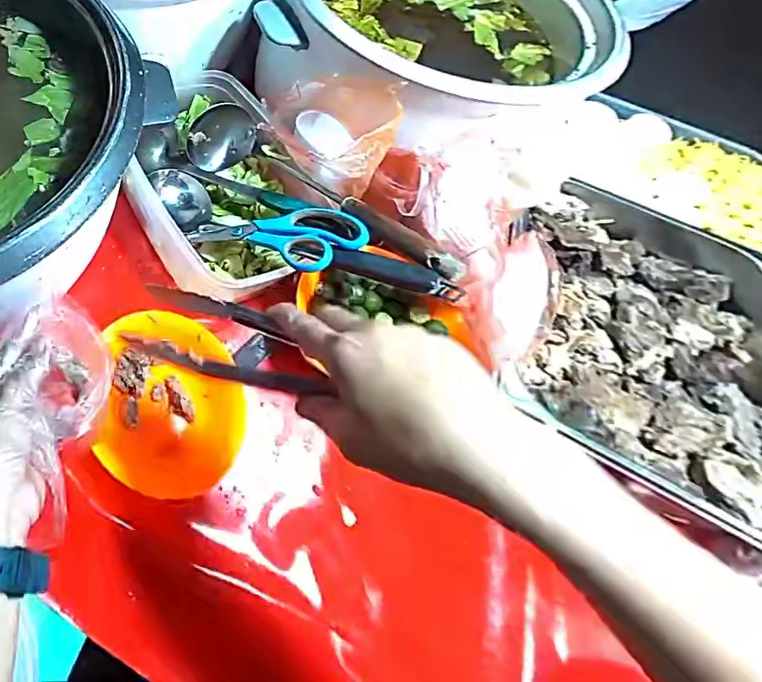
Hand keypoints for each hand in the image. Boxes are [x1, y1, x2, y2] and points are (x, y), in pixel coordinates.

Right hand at [271, 303, 536, 508]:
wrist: (487, 448)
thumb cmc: (408, 447)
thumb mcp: (353, 441)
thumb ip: (322, 414)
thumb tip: (309, 400)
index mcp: (342, 353)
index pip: (302, 324)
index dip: (283, 316)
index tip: (273, 312)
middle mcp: (372, 331)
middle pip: (335, 316)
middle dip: (323, 328)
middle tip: (326, 356)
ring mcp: (409, 332)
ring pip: (373, 330)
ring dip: (365, 346)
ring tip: (382, 383)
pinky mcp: (442, 341)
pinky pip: (407, 341)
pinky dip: (400, 356)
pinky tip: (418, 388)